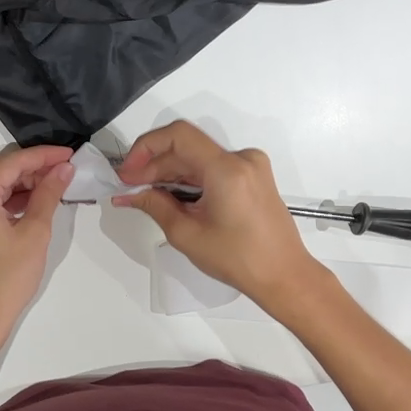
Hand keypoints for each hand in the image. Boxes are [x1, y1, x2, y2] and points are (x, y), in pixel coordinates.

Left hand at [0, 145, 74, 340]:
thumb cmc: (10, 276)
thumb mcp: (35, 231)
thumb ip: (48, 194)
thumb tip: (64, 168)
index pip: (11, 163)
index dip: (43, 156)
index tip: (70, 153)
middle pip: (3, 170)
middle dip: (36, 167)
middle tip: (68, 168)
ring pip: (0, 184)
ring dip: (28, 182)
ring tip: (60, 181)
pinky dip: (17, 197)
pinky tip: (41, 198)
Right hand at [113, 121, 326, 308]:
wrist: (283, 274)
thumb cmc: (237, 259)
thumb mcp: (186, 234)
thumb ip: (155, 205)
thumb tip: (128, 194)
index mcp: (227, 169)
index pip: (178, 136)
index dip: (146, 147)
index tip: (127, 171)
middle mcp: (241, 159)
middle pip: (186, 148)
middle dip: (153, 165)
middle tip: (127, 188)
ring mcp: (250, 166)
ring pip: (197, 158)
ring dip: (169, 172)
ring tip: (144, 195)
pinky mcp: (252, 176)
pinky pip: (212, 168)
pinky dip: (189, 178)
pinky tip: (170, 196)